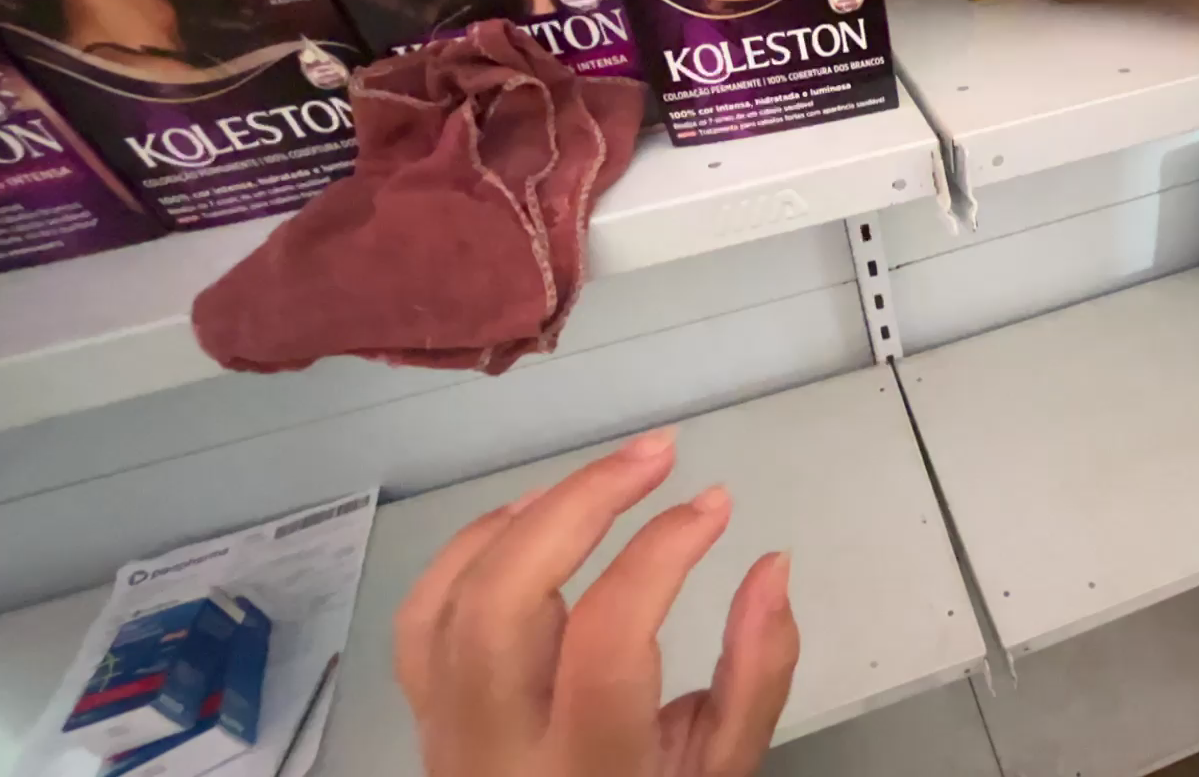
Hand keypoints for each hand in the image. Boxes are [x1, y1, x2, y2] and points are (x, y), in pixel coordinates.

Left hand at [394, 428, 798, 776]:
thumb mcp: (724, 768)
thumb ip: (758, 670)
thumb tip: (773, 563)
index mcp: (586, 767)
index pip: (608, 635)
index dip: (664, 549)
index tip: (716, 502)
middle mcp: (495, 748)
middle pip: (503, 600)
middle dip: (584, 501)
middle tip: (658, 453)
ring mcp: (445, 730)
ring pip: (450, 600)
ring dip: (534, 512)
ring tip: (609, 474)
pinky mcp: (428, 713)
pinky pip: (426, 618)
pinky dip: (476, 543)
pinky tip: (537, 512)